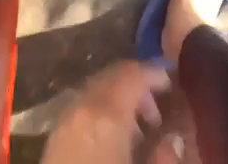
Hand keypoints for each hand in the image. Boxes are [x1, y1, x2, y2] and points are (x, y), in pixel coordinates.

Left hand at [40, 61, 169, 163]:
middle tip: (159, 111)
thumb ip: (165, 158)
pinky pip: (81, 112)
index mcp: (107, 115)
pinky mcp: (52, 144)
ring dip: (118, 101)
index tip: (174, 82)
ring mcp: (63, 126)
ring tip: (139, 132)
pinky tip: (112, 143)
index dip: (155, 73)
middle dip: (138, 86)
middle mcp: (82, 110)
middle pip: (112, 78)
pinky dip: (100, 115)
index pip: (133, 74)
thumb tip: (174, 140)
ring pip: (95, 94)